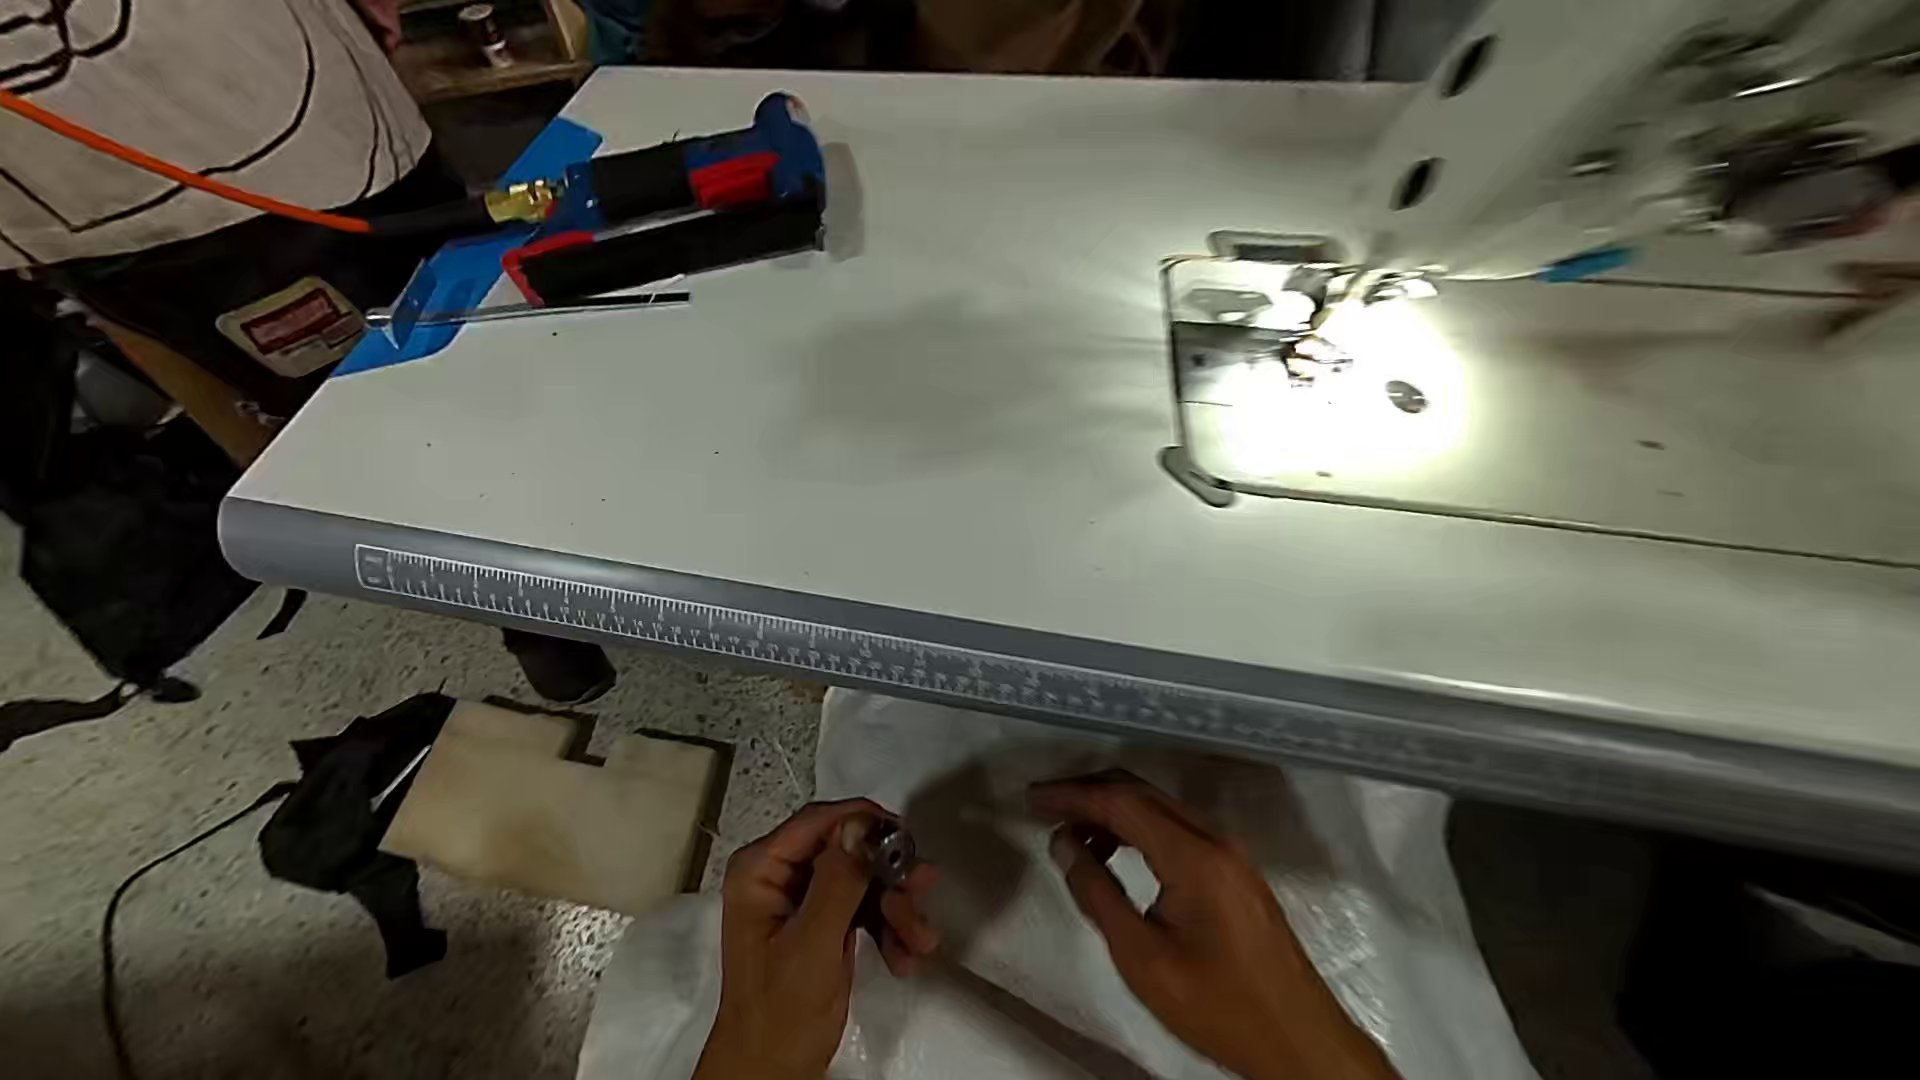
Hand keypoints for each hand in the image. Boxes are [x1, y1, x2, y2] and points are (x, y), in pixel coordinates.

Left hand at [694, 800, 939, 1079]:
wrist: (770, 1078)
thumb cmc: (780, 1013)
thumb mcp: (811, 946)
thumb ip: (837, 881)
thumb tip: (861, 823)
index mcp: (761, 869)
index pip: (818, 821)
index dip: (862, 820)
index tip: (904, 837)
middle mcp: (782, 872)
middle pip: (848, 848)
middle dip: (888, 874)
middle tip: (922, 890)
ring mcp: (805, 895)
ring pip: (864, 876)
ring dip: (896, 905)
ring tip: (921, 940)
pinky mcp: (825, 918)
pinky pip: (866, 905)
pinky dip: (889, 927)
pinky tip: (905, 957)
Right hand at [1030, 773, 1395, 1079]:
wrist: (1303, 1047)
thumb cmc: (1219, 1008)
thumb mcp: (1144, 959)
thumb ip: (1097, 894)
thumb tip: (1063, 842)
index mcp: (1193, 855)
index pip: (1121, 802)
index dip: (1072, 794)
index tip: (1032, 798)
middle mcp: (1213, 837)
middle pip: (1139, 791)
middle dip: (1087, 792)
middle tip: (1044, 805)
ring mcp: (1227, 849)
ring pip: (1157, 805)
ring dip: (1111, 809)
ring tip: (1072, 835)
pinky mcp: (1232, 866)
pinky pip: (1174, 825)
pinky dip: (1137, 827)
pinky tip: (1114, 853)